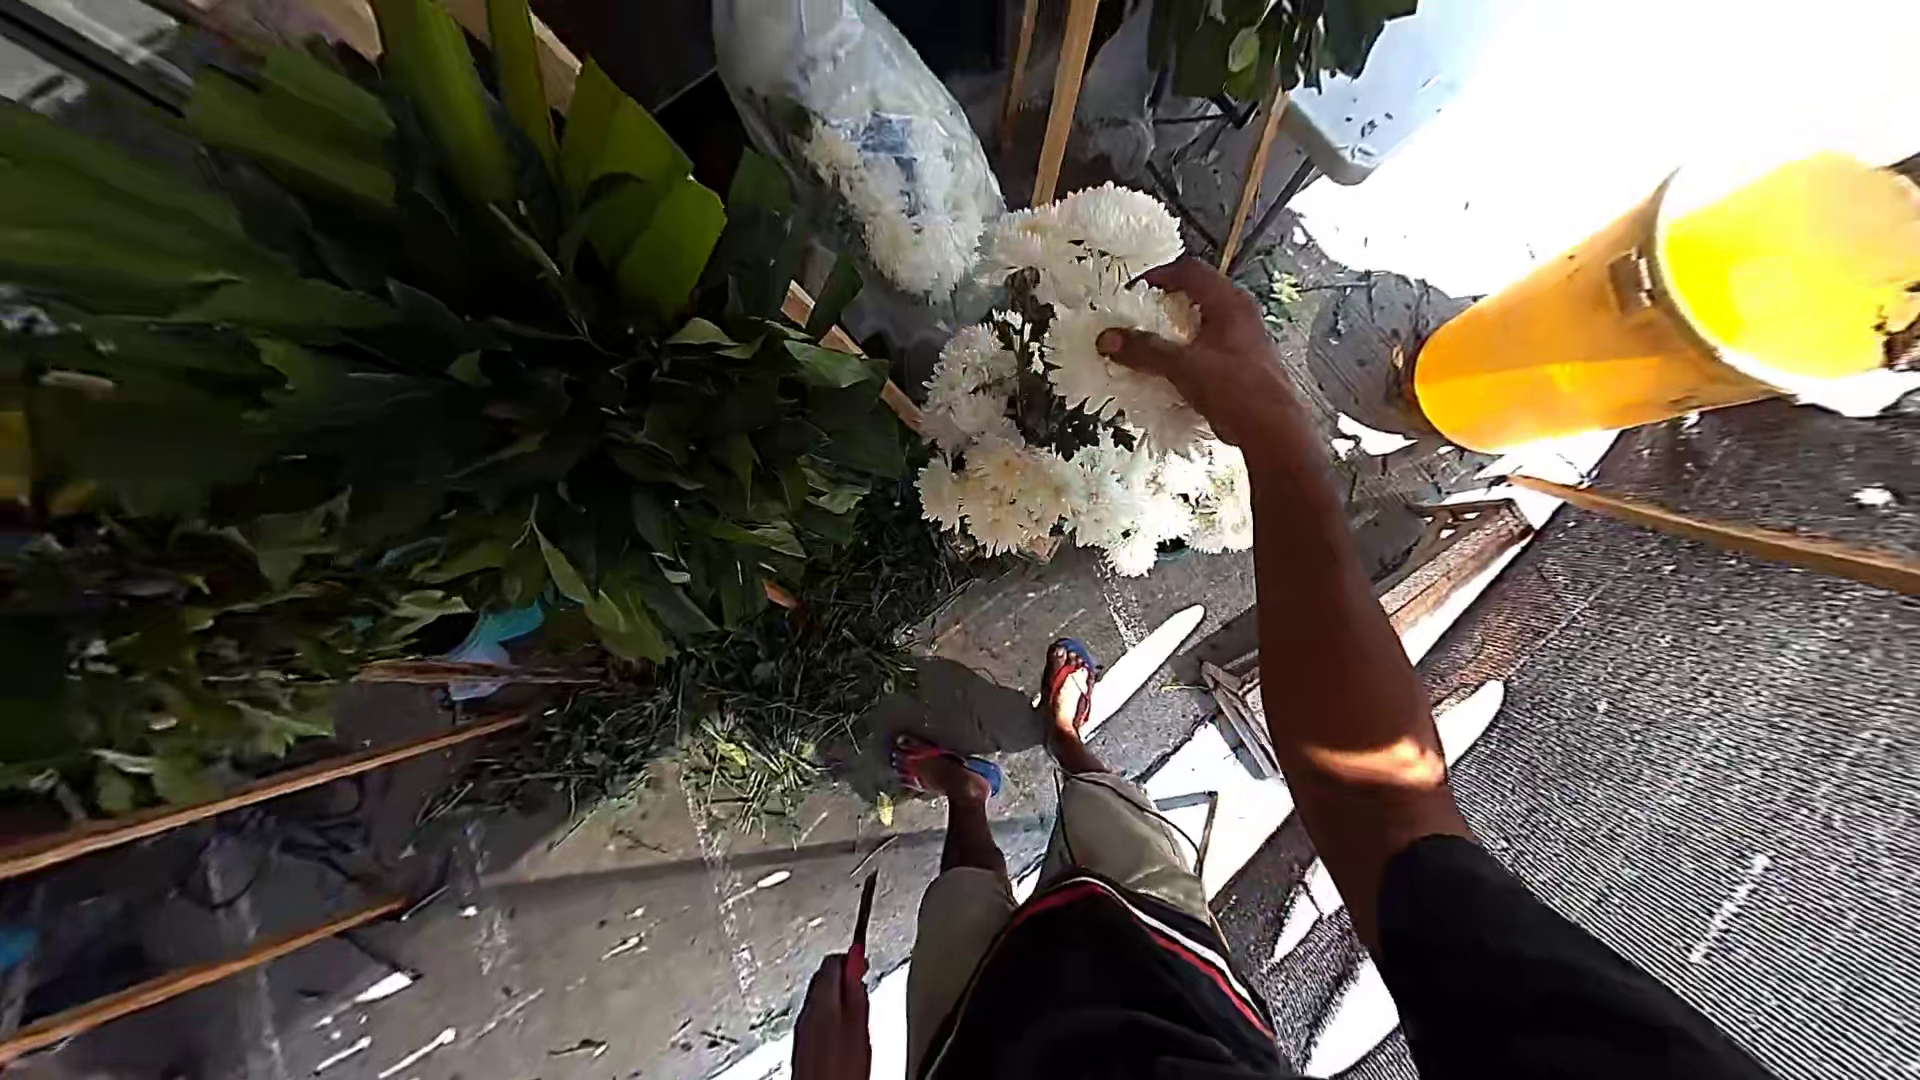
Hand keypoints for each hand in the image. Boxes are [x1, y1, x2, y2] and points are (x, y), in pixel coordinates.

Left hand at [793, 954, 869, 1079]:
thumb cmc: (843, 1068)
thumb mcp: (859, 1021)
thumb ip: (856, 986)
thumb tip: (856, 954)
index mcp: (821, 999)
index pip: (832, 961)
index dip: (850, 958)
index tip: (864, 964)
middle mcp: (806, 1011)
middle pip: (822, 977)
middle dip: (842, 976)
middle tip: (861, 982)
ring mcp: (802, 1029)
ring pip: (819, 997)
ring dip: (837, 995)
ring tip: (856, 1007)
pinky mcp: (802, 1047)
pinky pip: (816, 1017)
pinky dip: (830, 1014)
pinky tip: (843, 1029)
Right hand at [1096, 258, 1305, 450]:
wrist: (1271, 428)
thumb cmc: (1234, 388)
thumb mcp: (1182, 366)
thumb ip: (1143, 350)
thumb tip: (1107, 338)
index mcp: (1229, 303)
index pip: (1190, 271)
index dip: (1158, 275)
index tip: (1133, 292)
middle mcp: (1239, 315)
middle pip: (1196, 295)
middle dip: (1163, 306)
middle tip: (1138, 320)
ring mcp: (1243, 340)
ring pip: (1201, 323)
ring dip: (1174, 332)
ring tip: (1150, 347)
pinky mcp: (1241, 364)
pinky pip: (1207, 348)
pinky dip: (1185, 354)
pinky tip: (1171, 373)